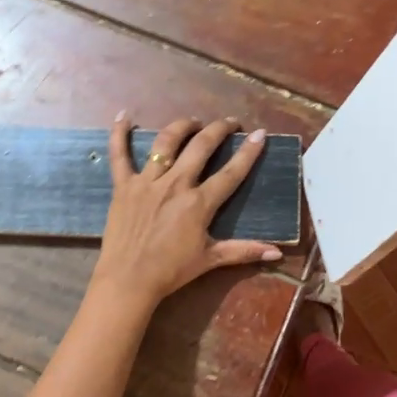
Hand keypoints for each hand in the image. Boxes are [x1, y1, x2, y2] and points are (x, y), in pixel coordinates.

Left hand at [91, 114, 281, 308]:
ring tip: (193, 122)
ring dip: (182, 126)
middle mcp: (175, 184)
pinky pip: (119, 155)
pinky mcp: (123, 186)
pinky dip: (119, 133)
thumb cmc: (171, 271)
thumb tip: (277, 252)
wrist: (129, 280)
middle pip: (201, 146)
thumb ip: (243, 251)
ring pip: (166, 142)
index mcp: (199, 203)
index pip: (231, 172)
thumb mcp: (210, 259)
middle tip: (229, 123)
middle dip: (218, 129)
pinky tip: (124, 115)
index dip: (248, 152)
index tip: (260, 134)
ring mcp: (147, 182)